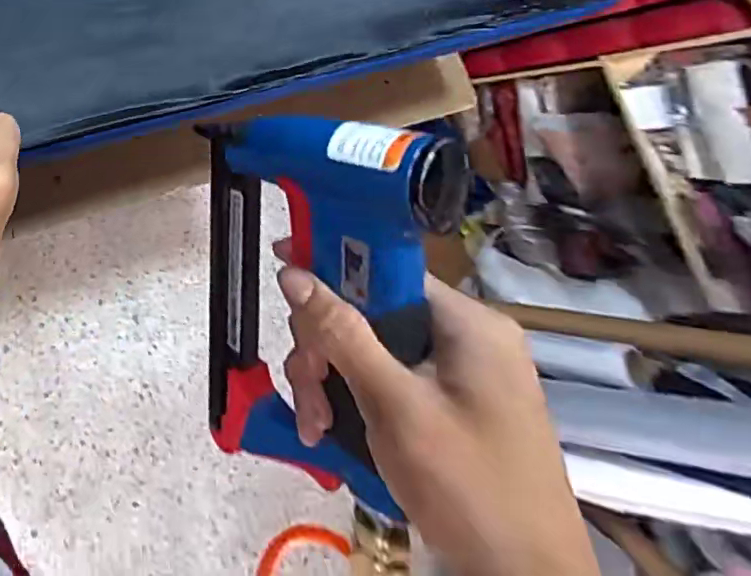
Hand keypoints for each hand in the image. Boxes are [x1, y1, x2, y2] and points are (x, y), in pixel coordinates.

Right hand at [277, 265, 597, 575]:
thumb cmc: (468, 488)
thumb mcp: (395, 404)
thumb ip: (341, 332)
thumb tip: (292, 271)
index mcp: (467, 324)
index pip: (385, 266)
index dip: (331, 261)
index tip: (282, 262)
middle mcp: (460, 339)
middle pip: (364, 310)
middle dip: (322, 348)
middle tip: (306, 386)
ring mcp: (450, 376)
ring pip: (362, 347)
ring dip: (326, 381)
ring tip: (315, 425)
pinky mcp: (438, 406)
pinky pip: (377, 379)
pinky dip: (346, 400)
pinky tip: (327, 432)